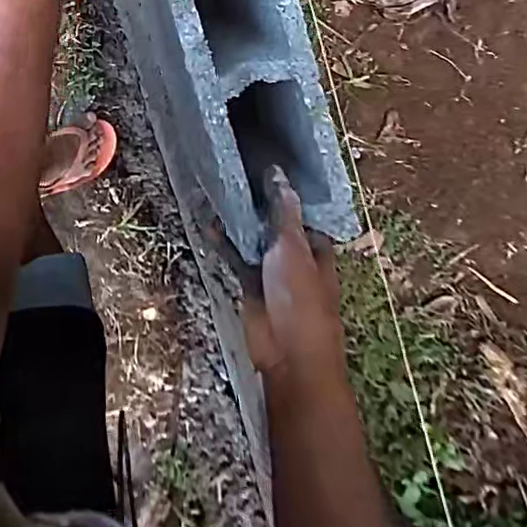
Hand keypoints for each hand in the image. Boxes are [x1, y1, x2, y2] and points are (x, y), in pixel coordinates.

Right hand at [241, 167, 346, 386]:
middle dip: (259, 207)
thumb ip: (284, 213)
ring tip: (219, 194)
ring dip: (239, 224)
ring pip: (254, 242)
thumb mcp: (294, 249)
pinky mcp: (251, 286)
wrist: (288, 355)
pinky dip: (224, 244)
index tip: (266, 171)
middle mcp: (296, 260)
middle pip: (276, 227)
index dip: (288, 197)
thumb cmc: (301, 299)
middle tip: (236, 175)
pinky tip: (209, 224)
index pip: (304, 217)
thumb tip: (279, 174)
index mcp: (317, 252)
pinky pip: (237, 259)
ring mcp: (272, 274)